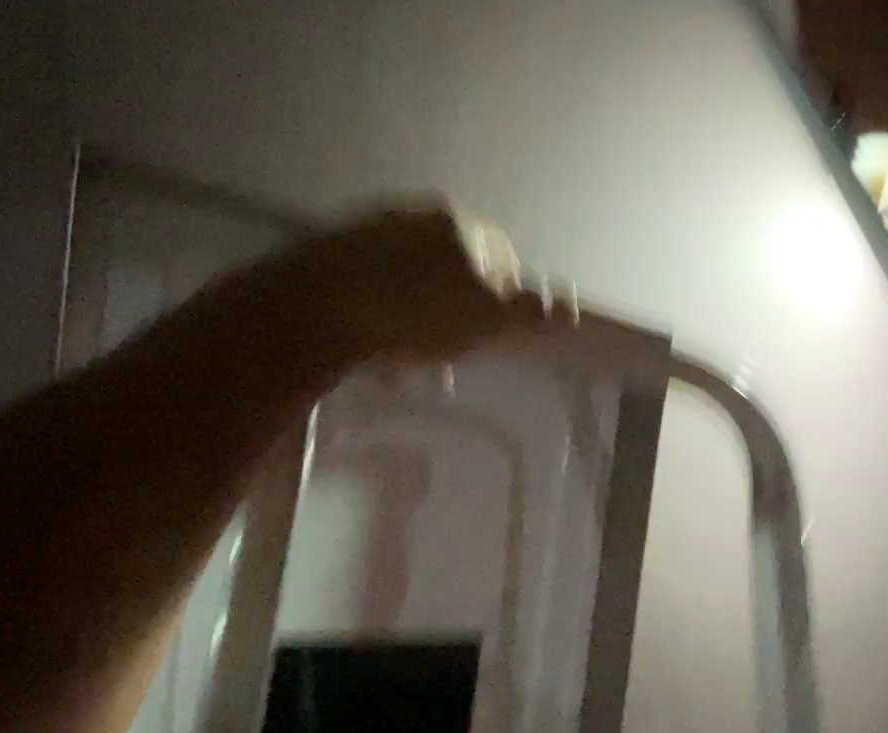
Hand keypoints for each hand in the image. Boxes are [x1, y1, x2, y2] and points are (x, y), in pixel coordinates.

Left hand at [176, 203, 563, 375]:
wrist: (316, 310)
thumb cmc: (414, 318)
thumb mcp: (485, 320)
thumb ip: (530, 312)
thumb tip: (572, 306)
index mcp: (462, 228)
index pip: (504, 257)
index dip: (506, 299)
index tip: (497, 336)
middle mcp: (418, 217)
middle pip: (457, 267)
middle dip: (461, 310)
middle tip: (456, 353)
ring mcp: (373, 229)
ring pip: (416, 278)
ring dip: (424, 316)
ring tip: (414, 361)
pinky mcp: (332, 252)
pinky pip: (377, 284)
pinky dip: (387, 314)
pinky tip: (378, 348)